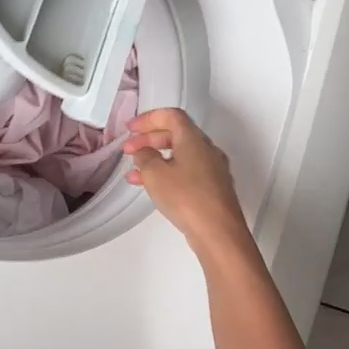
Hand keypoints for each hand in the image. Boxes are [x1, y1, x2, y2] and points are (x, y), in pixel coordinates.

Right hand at [123, 108, 247, 248]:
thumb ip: (144, 157)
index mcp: (194, 139)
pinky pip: (186, 170)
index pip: (171, 116)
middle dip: (149, 139)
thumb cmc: (186, 197)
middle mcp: (207, 150)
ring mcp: (213, 169)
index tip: (130, 129)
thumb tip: (144, 152)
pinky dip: (167, 172)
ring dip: (156, 158)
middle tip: (129, 150)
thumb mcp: (154, 174)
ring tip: (134, 172)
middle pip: (176, 133)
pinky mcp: (213, 188)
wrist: (219, 233)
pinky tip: (152, 186)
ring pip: (180, 154)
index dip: (148, 118)